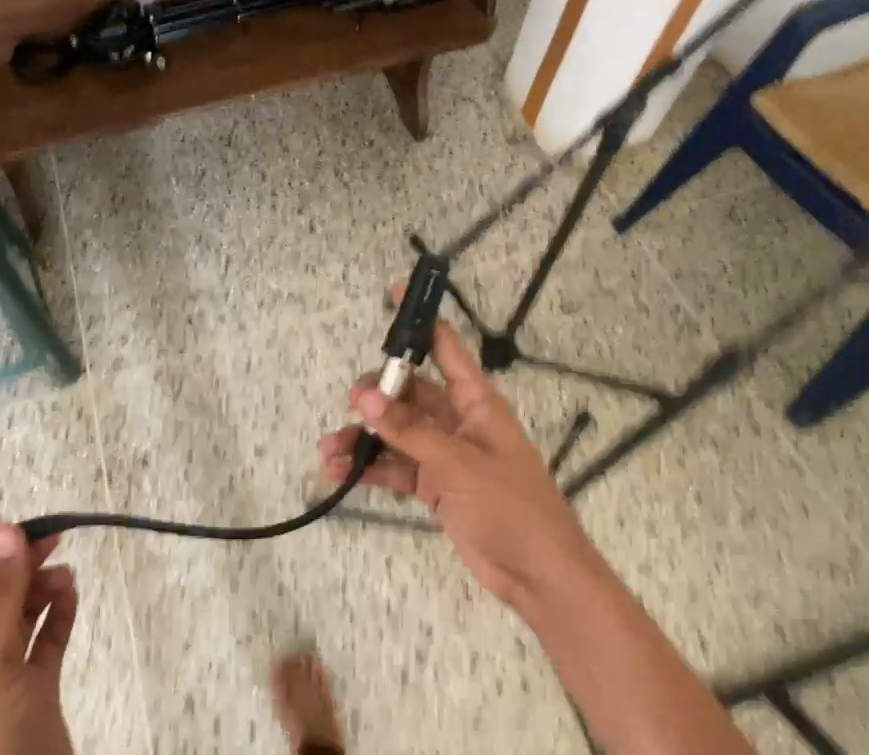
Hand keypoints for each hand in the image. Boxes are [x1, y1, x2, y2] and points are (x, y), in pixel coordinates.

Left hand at [0, 519, 78, 754]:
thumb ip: (0, 595)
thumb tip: (6, 530)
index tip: (5, 521)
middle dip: (16, 565)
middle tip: (51, 536)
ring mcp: (5, 677)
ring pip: (22, 617)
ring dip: (41, 589)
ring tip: (67, 571)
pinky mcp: (38, 691)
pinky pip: (47, 641)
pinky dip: (59, 614)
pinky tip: (72, 593)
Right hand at [317, 317, 597, 608]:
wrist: (539, 575)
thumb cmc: (511, 508)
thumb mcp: (458, 464)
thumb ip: (409, 431)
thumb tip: (363, 397)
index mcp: (477, 403)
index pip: (446, 349)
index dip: (420, 322)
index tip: (393, 293)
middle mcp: (458, 422)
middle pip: (409, 394)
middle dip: (376, 397)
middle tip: (351, 407)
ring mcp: (445, 455)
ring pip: (396, 433)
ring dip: (364, 439)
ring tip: (329, 451)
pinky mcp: (435, 486)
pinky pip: (396, 467)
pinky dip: (370, 469)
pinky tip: (339, 473)